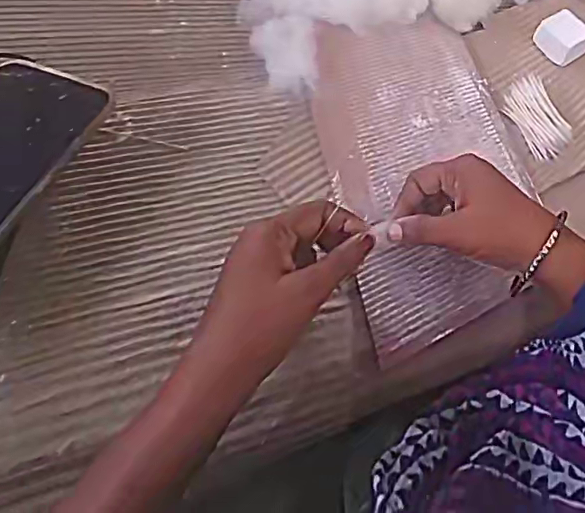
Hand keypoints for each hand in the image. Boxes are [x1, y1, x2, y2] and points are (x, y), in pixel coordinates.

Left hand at [178, 201, 373, 391]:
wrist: (216, 374)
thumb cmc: (259, 330)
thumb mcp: (309, 291)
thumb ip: (342, 260)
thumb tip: (366, 238)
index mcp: (268, 230)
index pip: (319, 211)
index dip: (347, 224)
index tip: (368, 245)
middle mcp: (257, 237)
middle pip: (309, 225)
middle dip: (336, 242)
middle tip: (357, 265)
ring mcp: (251, 258)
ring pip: (299, 246)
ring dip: (322, 259)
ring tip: (336, 282)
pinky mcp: (250, 279)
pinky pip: (287, 263)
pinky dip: (306, 272)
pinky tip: (313, 294)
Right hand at [386, 153, 584, 306]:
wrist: (543, 248)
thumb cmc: (504, 233)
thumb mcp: (457, 232)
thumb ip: (421, 229)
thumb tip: (392, 230)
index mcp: (462, 169)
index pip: (419, 179)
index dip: (404, 204)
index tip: (396, 229)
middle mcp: (469, 171)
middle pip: (429, 185)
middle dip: (416, 209)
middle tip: (406, 235)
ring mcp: (478, 185)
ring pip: (441, 196)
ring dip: (429, 216)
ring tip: (423, 238)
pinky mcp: (485, 200)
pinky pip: (454, 204)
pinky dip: (444, 219)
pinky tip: (442, 236)